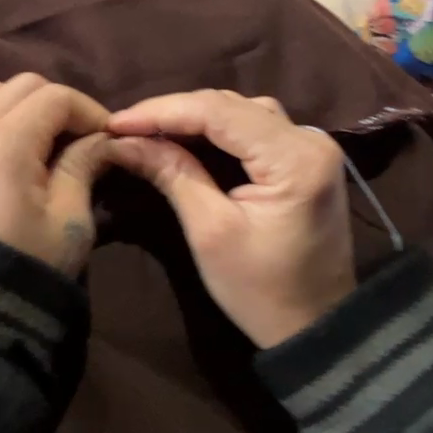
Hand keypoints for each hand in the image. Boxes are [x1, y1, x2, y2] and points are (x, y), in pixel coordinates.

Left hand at [0, 74, 114, 274]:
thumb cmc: (18, 267)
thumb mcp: (67, 223)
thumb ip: (83, 168)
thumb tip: (98, 139)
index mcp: (6, 142)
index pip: (56, 97)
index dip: (89, 110)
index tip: (106, 137)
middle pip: (23, 85)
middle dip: (58, 103)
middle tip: (78, 138)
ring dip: (22, 103)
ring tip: (41, 138)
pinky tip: (9, 146)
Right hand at [106, 90, 355, 347]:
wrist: (317, 327)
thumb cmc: (262, 290)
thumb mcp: (210, 232)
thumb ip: (171, 174)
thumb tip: (123, 141)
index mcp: (294, 157)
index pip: (217, 111)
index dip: (161, 111)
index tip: (115, 123)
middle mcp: (309, 138)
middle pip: (229, 105)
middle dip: (172, 112)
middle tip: (124, 128)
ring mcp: (310, 145)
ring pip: (239, 110)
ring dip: (191, 117)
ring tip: (147, 131)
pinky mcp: (303, 157)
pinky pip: (251, 126)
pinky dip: (213, 129)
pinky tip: (182, 138)